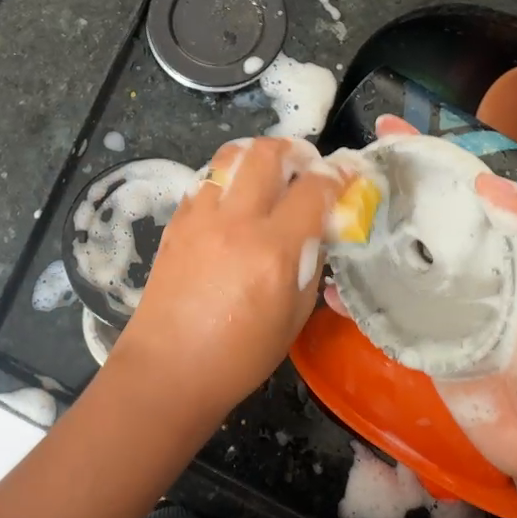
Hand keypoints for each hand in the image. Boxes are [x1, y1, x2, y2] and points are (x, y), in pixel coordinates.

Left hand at [112, 137, 341, 419]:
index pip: (314, 189)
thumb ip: (311, 262)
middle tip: (305, 165)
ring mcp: (200, 216)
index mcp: (273, 251)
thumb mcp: (295, 316)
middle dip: (294, 150)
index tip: (347, 171)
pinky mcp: (177, 219)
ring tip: (269, 173)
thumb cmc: (239, 355)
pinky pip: (206, 180)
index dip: (337, 174)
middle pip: (266, 153)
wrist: (169, 367)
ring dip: (257, 156)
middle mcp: (236, 222)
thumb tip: (318, 227)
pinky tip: (235, 199)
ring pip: (231, 155)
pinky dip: (228, 178)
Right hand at [334, 117, 516, 485]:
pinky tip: (325, 282)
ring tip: (317, 216)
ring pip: (388, 253)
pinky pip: (375, 304)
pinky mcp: (414, 333)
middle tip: (334, 169)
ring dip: (355, 234)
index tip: (386, 128)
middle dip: (378, 186)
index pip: (458, 183)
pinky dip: (349, 293)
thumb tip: (483, 180)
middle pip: (414, 211)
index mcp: (501, 239)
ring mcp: (435, 297)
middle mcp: (464, 259)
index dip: (424, 152)